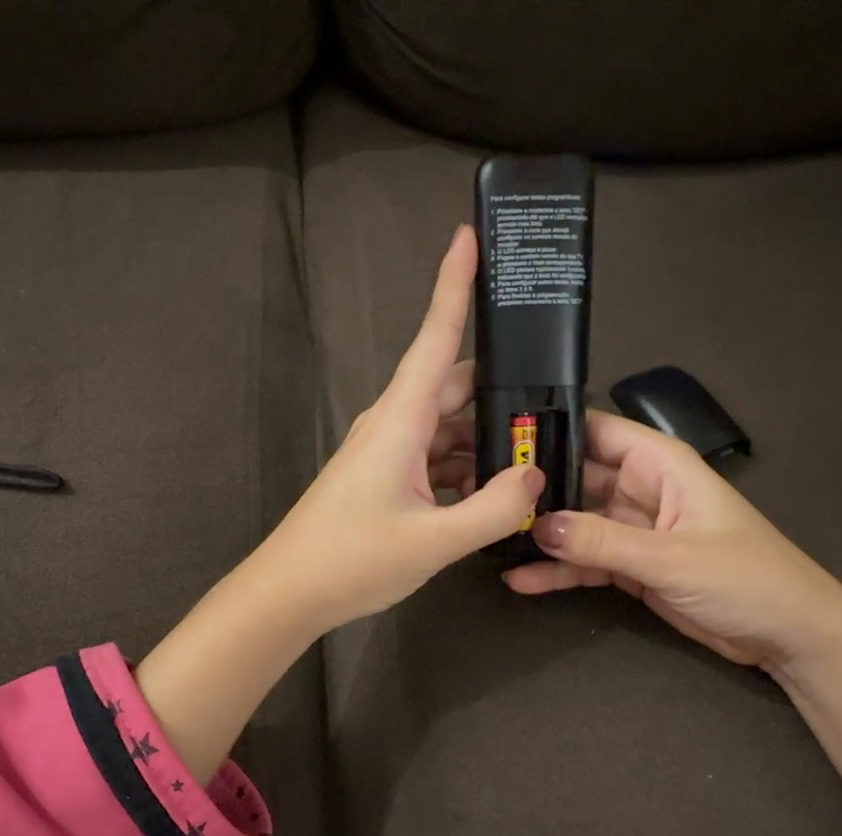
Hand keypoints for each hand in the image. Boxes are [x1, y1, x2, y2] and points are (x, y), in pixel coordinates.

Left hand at [244, 226, 543, 634]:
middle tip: (553, 394)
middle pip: (454, 386)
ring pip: (448, 426)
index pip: (433, 338)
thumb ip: (494, 509)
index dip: (453, 285)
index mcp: (400, 420)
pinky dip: (467, 466)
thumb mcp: (434, 541)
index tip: (468, 236)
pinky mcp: (386, 478)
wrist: (288, 593)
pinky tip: (496, 491)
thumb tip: (535, 476)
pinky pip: (436, 457)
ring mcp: (388, 452)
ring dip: (486, 437)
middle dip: (501, 387)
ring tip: (535, 454)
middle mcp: (393, 424)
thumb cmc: (352, 561)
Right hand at [503, 409, 841, 666]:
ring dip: (541, 534)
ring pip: (575, 523)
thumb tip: (537, 526)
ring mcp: (634, 530)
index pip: (596, 431)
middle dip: (535, 488)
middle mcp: (641, 489)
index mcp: (659, 464)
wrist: (786, 634)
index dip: (550, 429)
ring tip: (491, 539)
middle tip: (479, 495)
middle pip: (577, 478)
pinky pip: (586, 561)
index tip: (498, 438)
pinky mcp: (631, 567)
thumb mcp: (669, 557)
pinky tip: (520, 579)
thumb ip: (601, 542)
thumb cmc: (745, 577)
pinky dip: (558, 571)